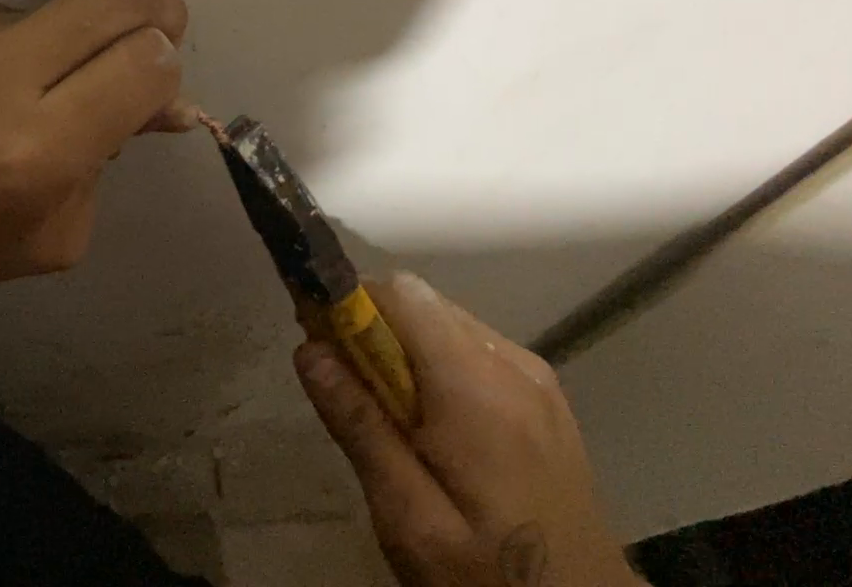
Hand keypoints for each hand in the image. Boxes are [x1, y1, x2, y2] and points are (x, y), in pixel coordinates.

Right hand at [295, 274, 642, 586]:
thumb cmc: (490, 576)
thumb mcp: (410, 518)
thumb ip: (360, 427)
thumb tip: (308, 350)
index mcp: (476, 386)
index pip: (398, 294)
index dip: (346, 304)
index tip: (316, 343)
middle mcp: (511, 363)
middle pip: (418, 301)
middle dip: (368, 328)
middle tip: (344, 388)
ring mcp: (534, 378)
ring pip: (442, 320)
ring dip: (399, 347)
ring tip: (385, 414)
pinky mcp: (543, 396)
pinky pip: (470, 347)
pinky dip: (433, 363)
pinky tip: (429, 423)